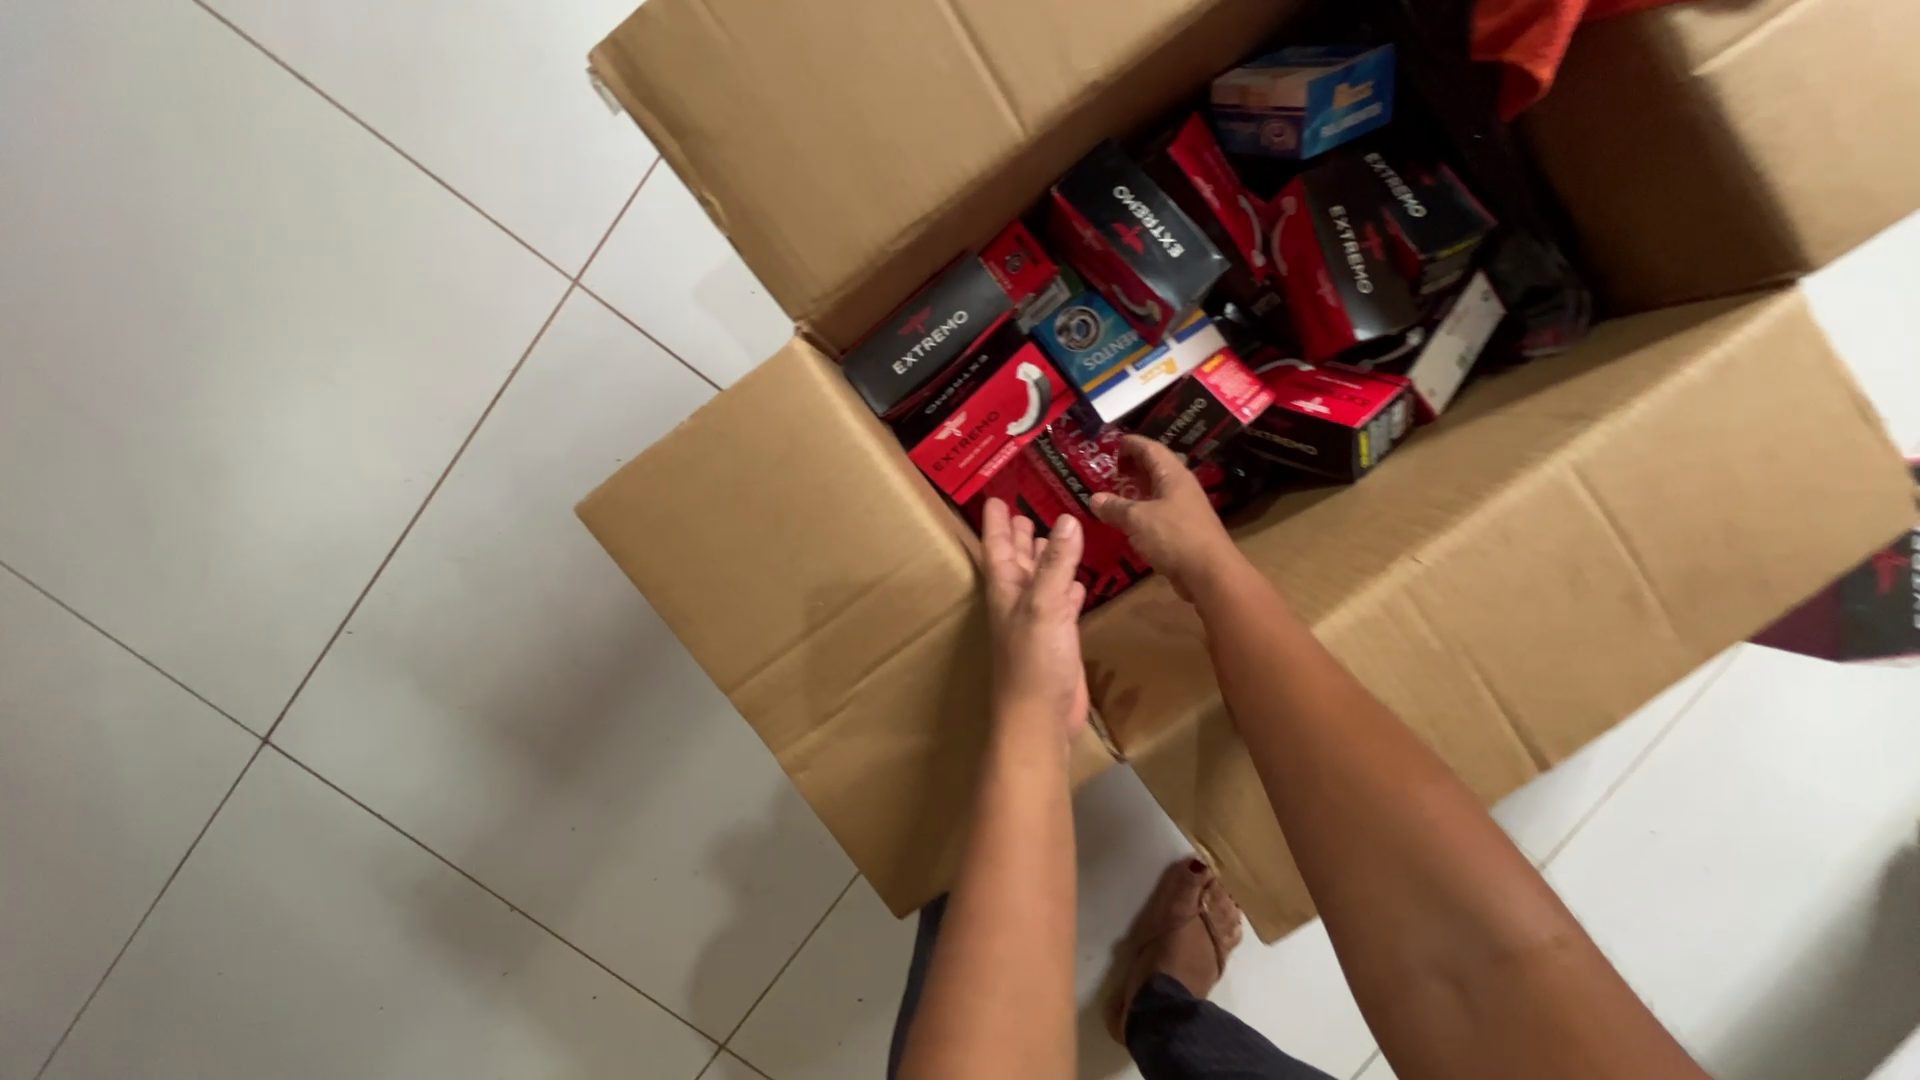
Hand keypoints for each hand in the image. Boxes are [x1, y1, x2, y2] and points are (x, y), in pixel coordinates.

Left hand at [979, 497, 1089, 740]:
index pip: (997, 548)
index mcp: (1005, 590)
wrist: (1039, 716)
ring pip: (1041, 580)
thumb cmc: (1033, 660)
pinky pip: (1062, 604)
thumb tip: (1067, 520)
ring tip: (1054, 535)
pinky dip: (1069, 589)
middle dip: (1020, 536)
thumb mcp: (1043, 604)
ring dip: (1046, 559)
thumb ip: (1055, 564)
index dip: (996, 523)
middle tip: (1025, 510)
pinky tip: (1078, 581)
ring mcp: (1039, 620)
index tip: (995, 498)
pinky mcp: (1059, 638)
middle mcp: (1019, 601)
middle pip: (1018, 560)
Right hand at [1088, 436, 1242, 601]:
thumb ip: (1115, 507)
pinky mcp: (1183, 530)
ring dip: (1135, 491)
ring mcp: (1184, 509)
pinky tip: (1127, 522)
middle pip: (1155, 468)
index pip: (1150, 448)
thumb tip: (1095, 499)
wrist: (1209, 574)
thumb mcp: (1137, 519)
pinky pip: (1158, 513)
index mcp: (1173, 475)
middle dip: (1131, 467)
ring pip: (1156, 492)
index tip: (1110, 447)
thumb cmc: (1174, 537)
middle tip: (1108, 472)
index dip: (1130, 444)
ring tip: (1112, 495)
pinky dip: (1141, 512)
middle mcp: (1181, 487)